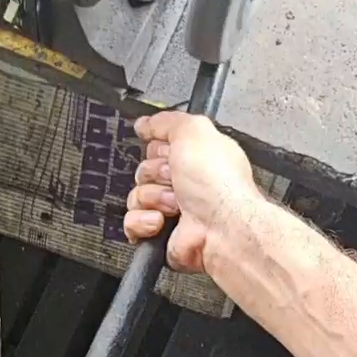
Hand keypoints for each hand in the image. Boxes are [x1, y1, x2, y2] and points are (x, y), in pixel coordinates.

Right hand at [122, 112, 262, 272]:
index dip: (159, 148)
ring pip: (137, 196)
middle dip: (154, 173)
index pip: (158, 146)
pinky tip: (160, 220)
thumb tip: (145, 123)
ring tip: (174, 204)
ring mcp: (175, 211)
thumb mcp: (194, 131)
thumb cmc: (219, 183)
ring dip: (151, 198)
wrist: (223, 227)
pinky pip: (133, 222)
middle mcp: (188, 184)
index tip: (170, 152)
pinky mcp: (163, 235)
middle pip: (144, 171)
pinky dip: (142, 221)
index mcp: (197, 158)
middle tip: (174, 180)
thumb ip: (167, 122)